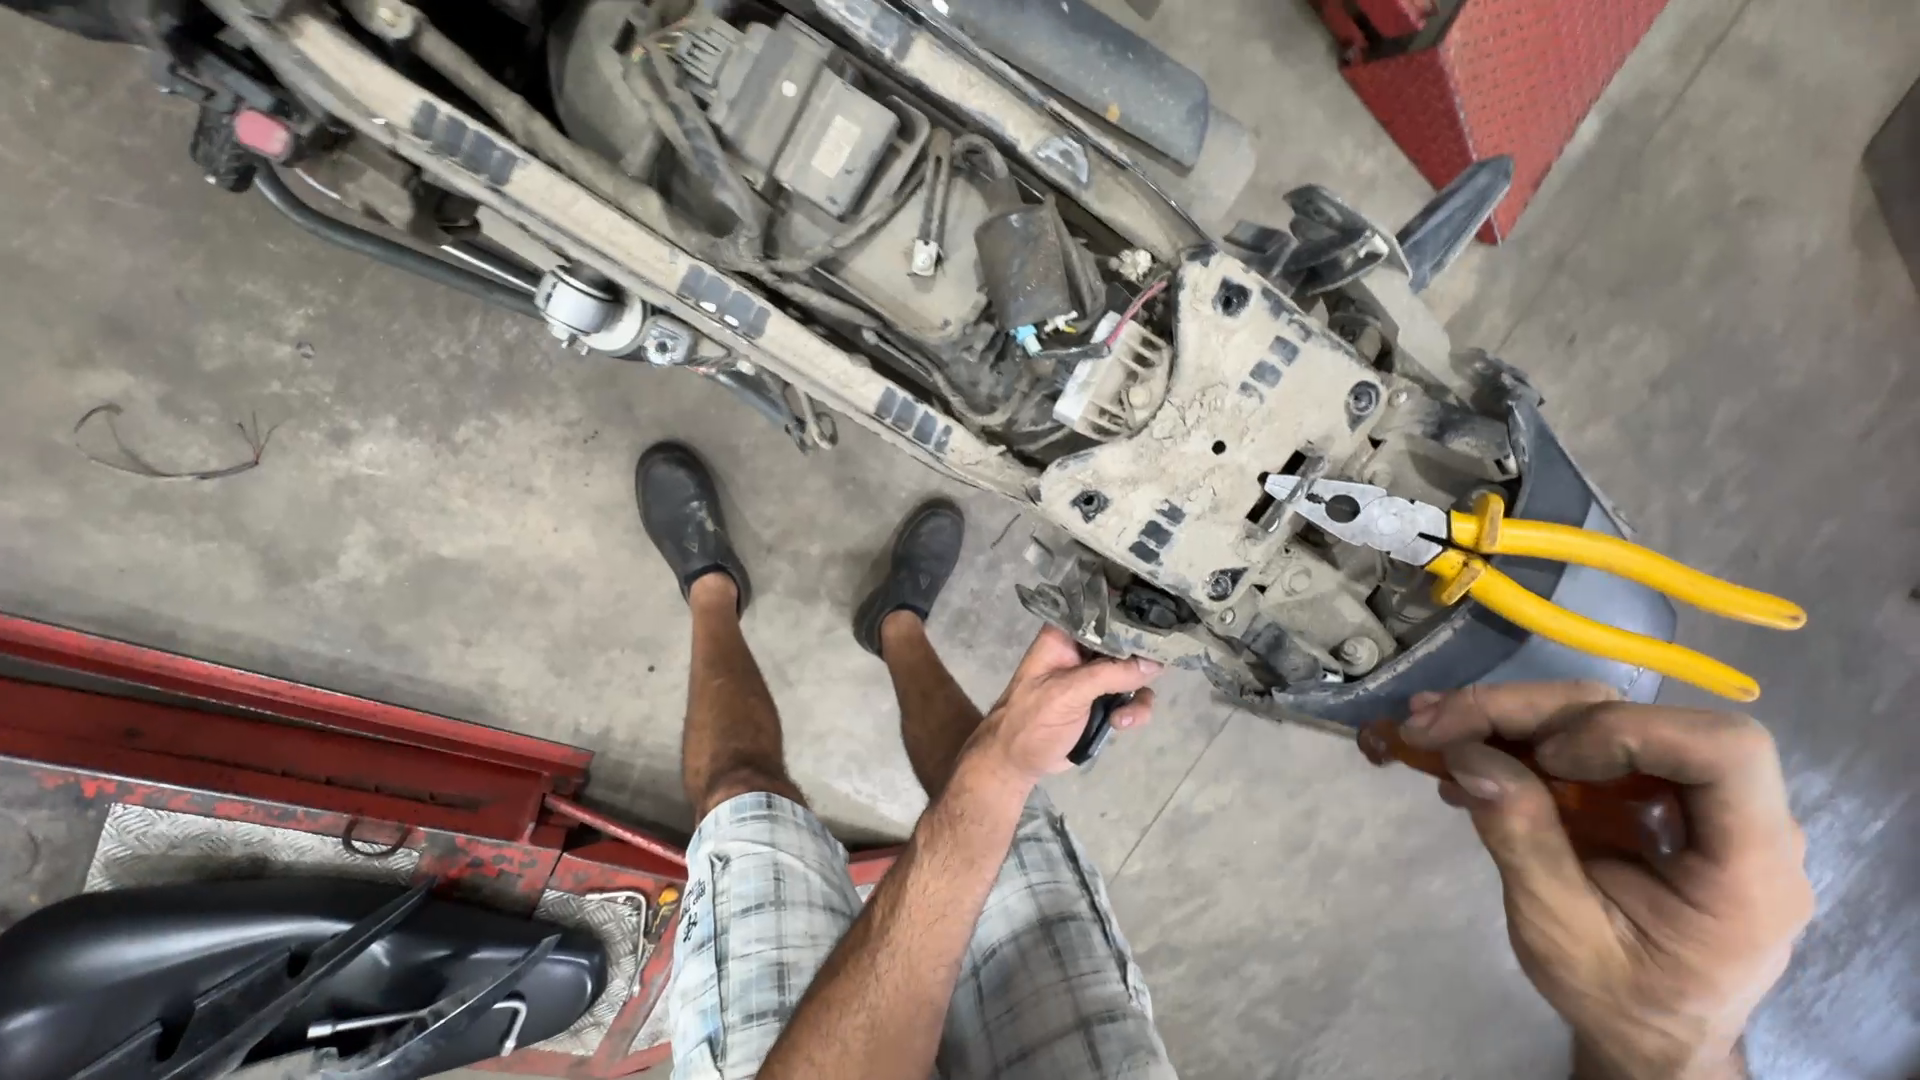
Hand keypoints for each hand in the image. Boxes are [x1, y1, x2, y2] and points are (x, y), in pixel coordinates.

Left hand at [968, 625, 1161, 783]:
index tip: (1159, 623)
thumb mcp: (1068, 692)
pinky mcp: (1103, 700)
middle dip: (1143, 659)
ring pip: (1134, 671)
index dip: (1131, 615)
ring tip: (1124, 716)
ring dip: (1138, 694)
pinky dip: (1133, 711)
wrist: (1017, 763)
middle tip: (1156, 672)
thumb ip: (1111, 674)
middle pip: (1126, 641)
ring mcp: (1094, 676)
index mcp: (1064, 635)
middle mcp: (1082, 649)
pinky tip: (1120, 724)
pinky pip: (1131, 697)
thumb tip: (1155, 663)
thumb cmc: (1031, 720)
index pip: (1102, 611)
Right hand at [1400, 682, 1812, 1079]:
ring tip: (1427, 728)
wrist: (1648, 1030)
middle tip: (1432, 725)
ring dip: (1504, 715)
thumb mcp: (1562, 933)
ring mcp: (1682, 796)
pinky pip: (1576, 736)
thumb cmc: (1620, 997)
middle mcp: (1727, 812)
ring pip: (1595, 712)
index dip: (1629, 732)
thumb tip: (1469, 757)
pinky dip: (1509, 735)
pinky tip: (1456, 753)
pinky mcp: (1640, 788)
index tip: (1546, 760)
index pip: (1723, 751)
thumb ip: (1524, 843)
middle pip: (1633, 715)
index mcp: (1745, 864)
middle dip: (1523, 711)